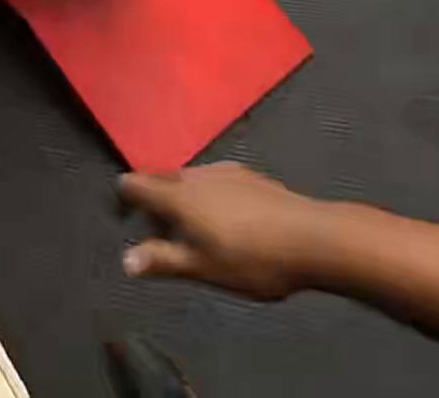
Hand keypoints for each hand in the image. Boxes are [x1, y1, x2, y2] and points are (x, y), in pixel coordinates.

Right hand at [119, 162, 344, 300]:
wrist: (314, 237)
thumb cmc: (254, 258)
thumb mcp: (204, 268)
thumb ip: (163, 260)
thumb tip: (125, 260)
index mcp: (176, 196)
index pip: (134, 183)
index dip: (124, 196)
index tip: (126, 215)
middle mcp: (192, 175)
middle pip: (159, 179)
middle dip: (154, 201)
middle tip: (162, 232)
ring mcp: (220, 170)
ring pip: (187, 179)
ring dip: (181, 198)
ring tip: (196, 229)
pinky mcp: (245, 173)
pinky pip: (212, 179)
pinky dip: (207, 194)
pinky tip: (228, 217)